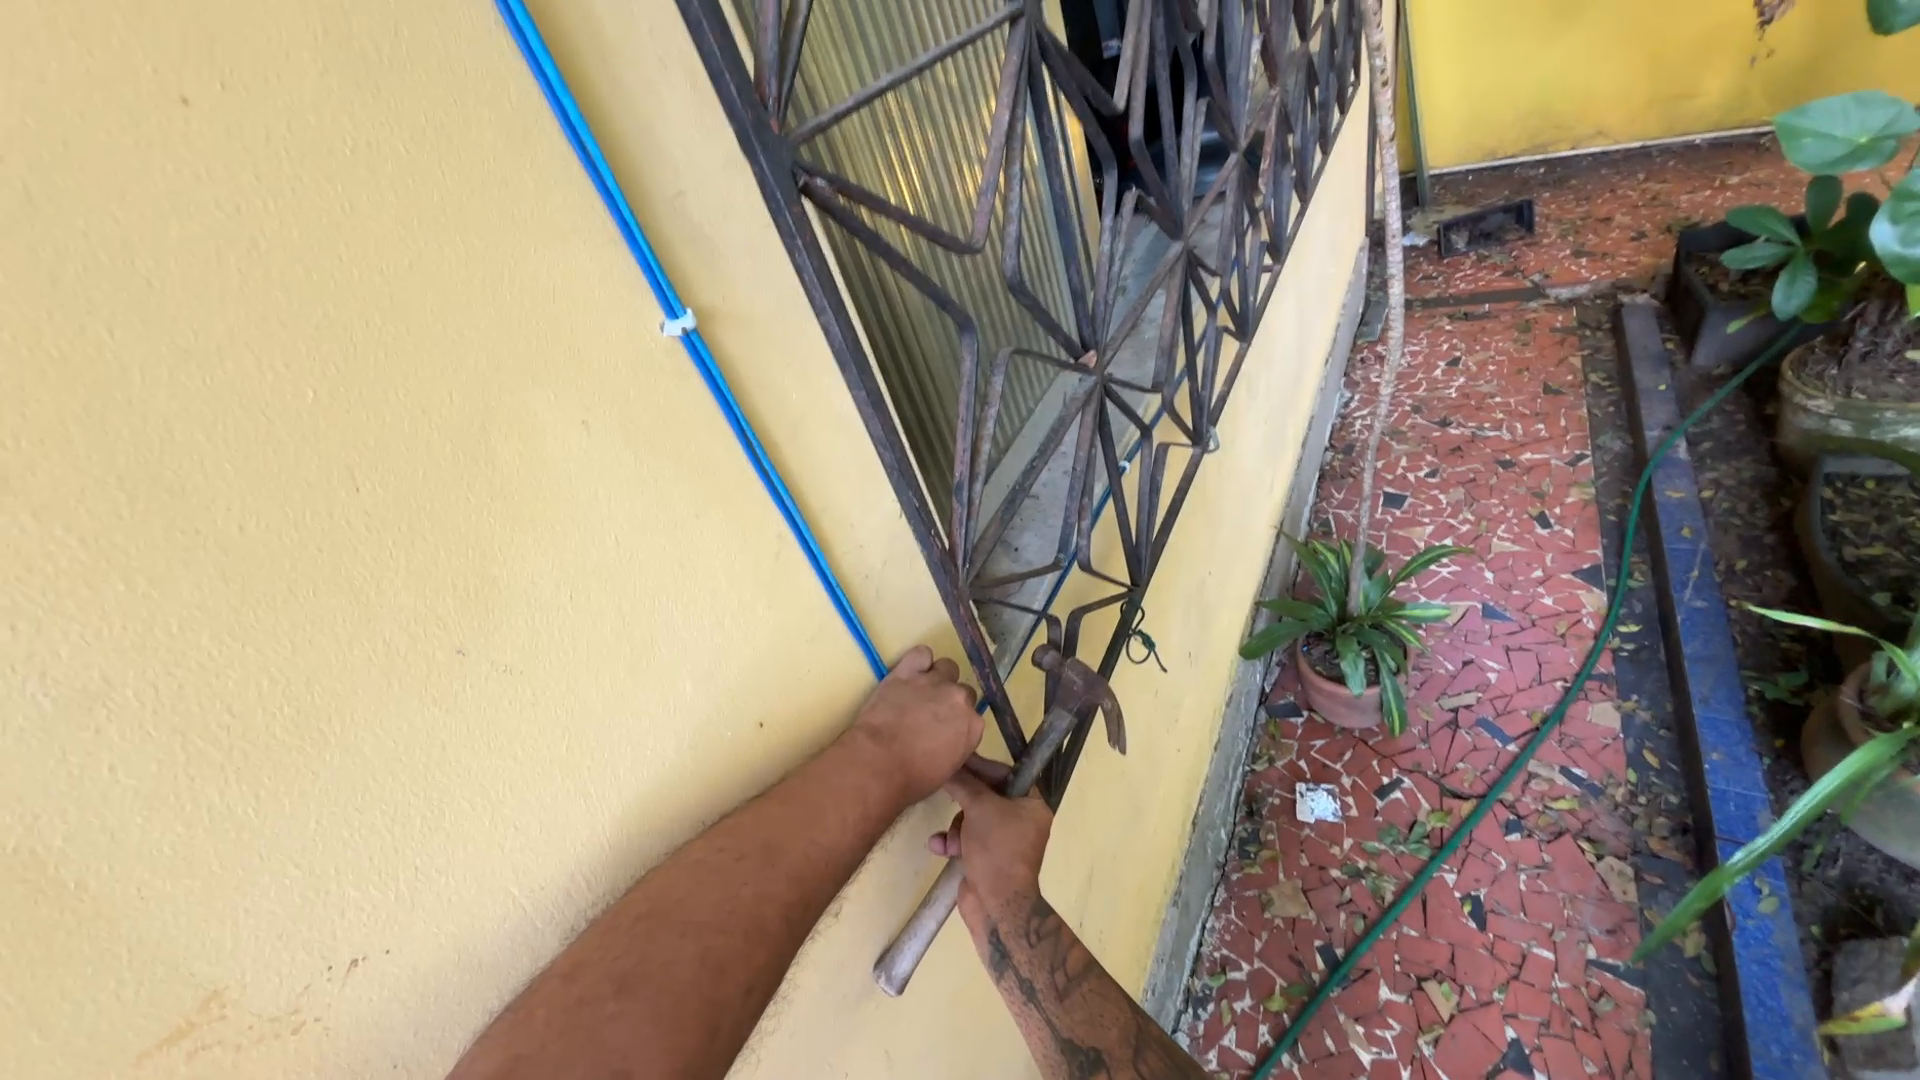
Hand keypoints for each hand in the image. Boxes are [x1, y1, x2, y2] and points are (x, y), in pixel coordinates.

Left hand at [844, 645, 983, 804]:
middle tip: (929, 717)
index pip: (973, 717)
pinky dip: (918, 661)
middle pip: (962, 691)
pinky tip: (910, 673)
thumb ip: (959, 752)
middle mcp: (959, 699)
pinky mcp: (907, 672)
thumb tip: (956, 751)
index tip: (944, 733)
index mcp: (973, 725)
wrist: (878, 764)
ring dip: (938, 678)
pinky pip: (921, 653)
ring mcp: (934, 682)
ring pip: (947, 667)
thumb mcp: (947, 772)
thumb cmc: (912, 779)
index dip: (957, 724)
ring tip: (921, 693)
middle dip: (949, 702)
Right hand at [927, 758, 1052, 920]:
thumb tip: (950, 766)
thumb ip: (964, 783)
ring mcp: (1004, 841)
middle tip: (946, 788)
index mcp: (1032, 804)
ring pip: (973, 818)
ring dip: (956, 826)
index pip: (1005, 774)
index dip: (981, 766)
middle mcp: (1022, 821)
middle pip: (987, 796)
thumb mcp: (980, 808)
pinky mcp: (987, 858)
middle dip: (965, 801)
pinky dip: (953, 842)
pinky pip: (967, 839)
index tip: (958, 760)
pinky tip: (939, 846)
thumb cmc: (997, 848)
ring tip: (951, 839)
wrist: (997, 904)